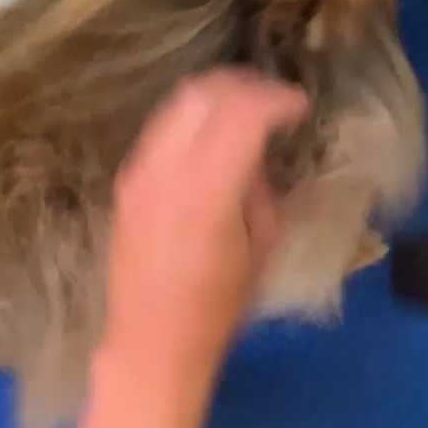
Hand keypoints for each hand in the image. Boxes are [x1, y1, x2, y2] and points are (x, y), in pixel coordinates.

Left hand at [99, 69, 309, 395]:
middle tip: (276, 101)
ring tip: (248, 111)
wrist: (151, 341)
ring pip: (178, 103)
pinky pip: (163, 128)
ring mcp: (139, 172)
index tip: (301, 107)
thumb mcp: (260, 249)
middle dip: (246, 86)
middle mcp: (166, 170)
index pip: (243, 113)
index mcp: (208, 191)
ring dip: (218, 96)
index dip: (278, 99)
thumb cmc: (217, 308)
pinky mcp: (126, 181)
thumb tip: (255, 156)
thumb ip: (260, 190)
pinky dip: (193, 119)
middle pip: (204, 93)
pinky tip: (214, 138)